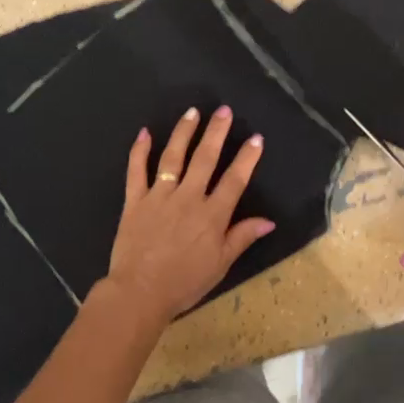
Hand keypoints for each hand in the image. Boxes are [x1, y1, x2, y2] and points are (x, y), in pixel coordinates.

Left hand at [99, 106, 273, 322]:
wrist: (140, 292)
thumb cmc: (184, 283)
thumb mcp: (220, 265)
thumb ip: (241, 237)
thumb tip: (268, 221)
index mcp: (212, 215)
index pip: (234, 180)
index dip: (246, 158)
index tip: (255, 138)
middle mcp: (188, 198)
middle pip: (205, 159)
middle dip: (216, 132)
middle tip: (223, 110)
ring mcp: (159, 196)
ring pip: (173, 157)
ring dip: (183, 133)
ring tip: (192, 112)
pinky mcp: (135, 201)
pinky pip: (137, 171)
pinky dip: (139, 151)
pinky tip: (144, 133)